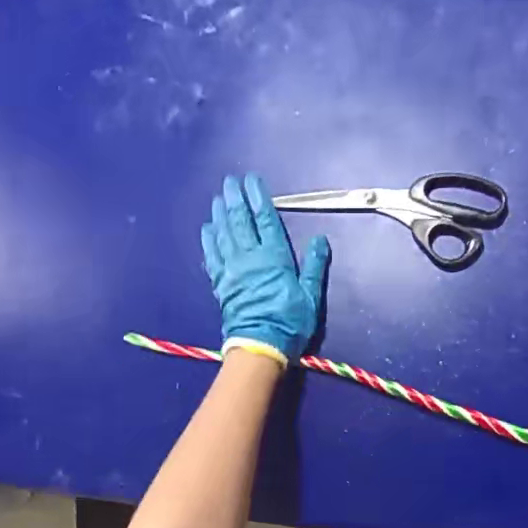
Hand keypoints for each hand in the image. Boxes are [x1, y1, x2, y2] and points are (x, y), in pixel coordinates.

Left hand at [200, 172, 330, 365]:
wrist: (260, 347)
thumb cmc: (289, 323)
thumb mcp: (311, 297)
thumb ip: (315, 267)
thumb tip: (320, 240)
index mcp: (275, 258)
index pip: (265, 220)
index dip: (258, 197)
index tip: (252, 181)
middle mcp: (250, 258)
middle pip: (240, 221)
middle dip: (234, 199)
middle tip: (229, 182)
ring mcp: (232, 270)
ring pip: (224, 234)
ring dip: (220, 214)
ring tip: (218, 199)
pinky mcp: (221, 284)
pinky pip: (212, 256)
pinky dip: (209, 240)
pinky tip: (207, 228)